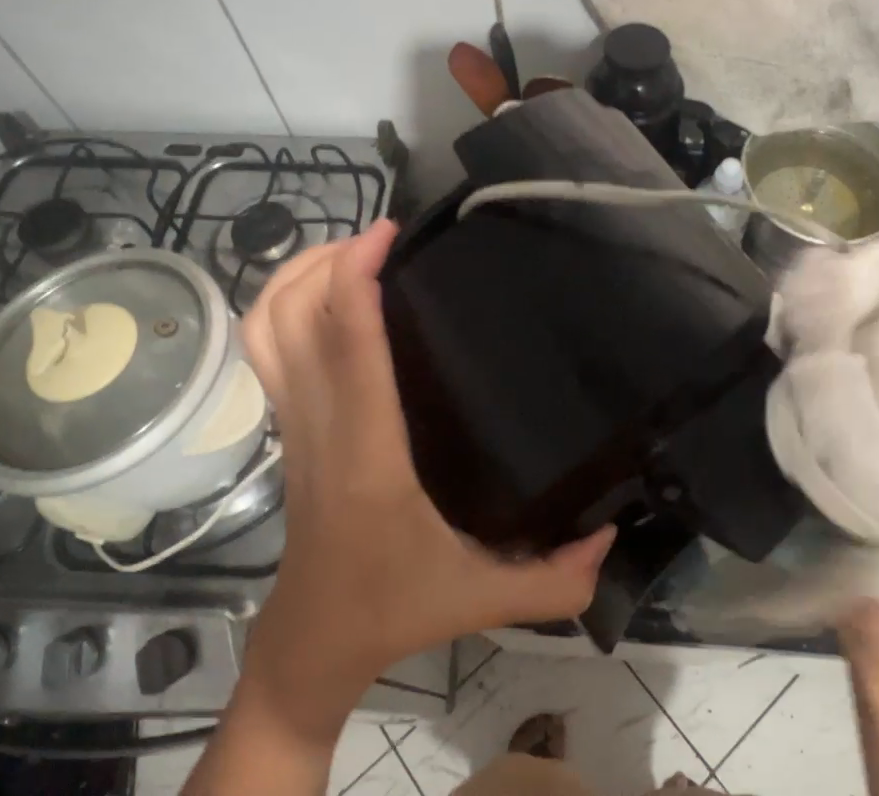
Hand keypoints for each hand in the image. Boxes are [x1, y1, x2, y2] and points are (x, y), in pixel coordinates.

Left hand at [238, 219, 615, 690]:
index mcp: (368, 457)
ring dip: (297, 278)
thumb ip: (559, 578)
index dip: (355, 279)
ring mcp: (295, 427)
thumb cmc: (394, 613)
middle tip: (381, 236)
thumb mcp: (486, 600)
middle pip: (288, 320)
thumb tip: (614, 529)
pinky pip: (266, 353)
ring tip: (352, 253)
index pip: (346, 349)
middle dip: (324, 259)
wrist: (313, 643)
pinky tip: (331, 300)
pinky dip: (285, 308)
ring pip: (264, 330)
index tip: (388, 234)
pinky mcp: (288, 430)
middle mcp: (321, 429)